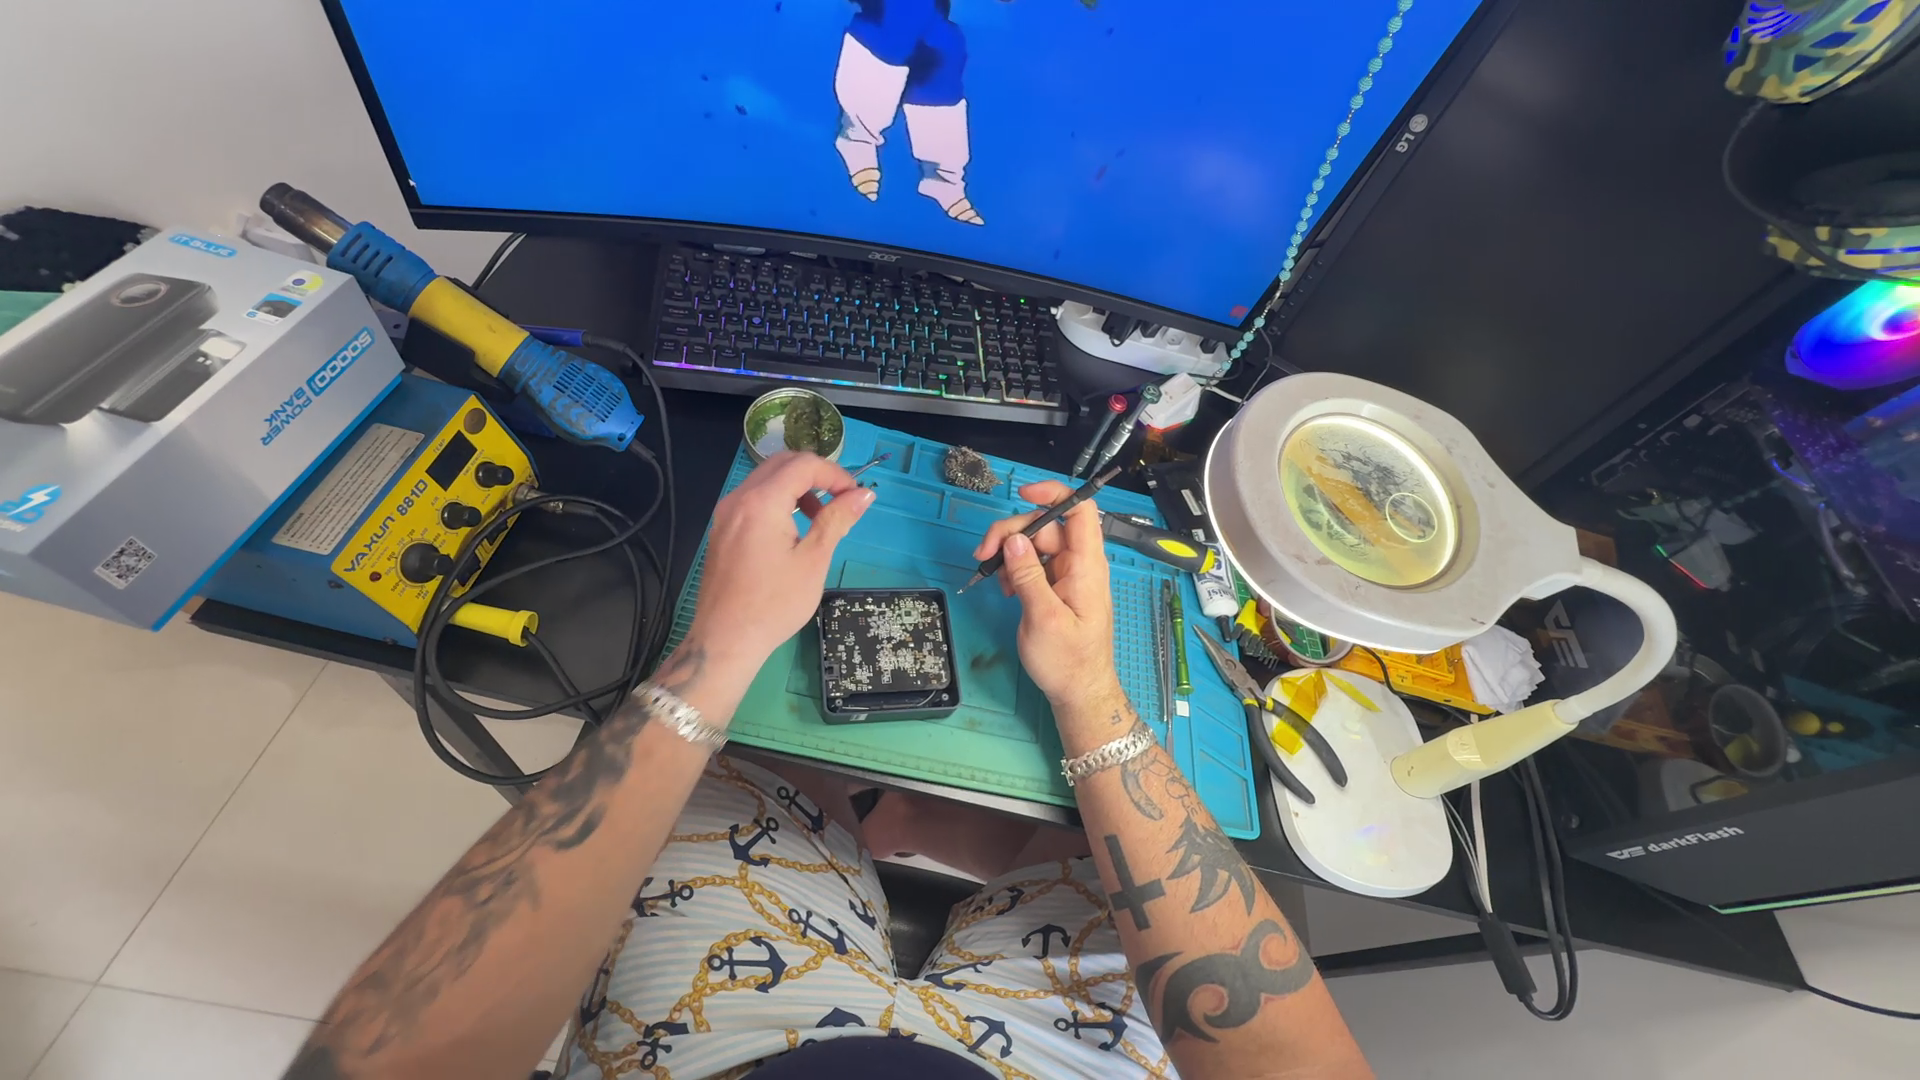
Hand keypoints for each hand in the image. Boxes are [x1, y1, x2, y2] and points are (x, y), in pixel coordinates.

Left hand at [685, 452, 874, 674]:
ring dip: (798, 487)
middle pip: (783, 463)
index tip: (855, 497)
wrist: (726, 640)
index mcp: (761, 502)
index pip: (804, 465)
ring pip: (766, 479)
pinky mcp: (722, 529)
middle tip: (841, 501)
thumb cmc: (775, 604)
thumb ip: (837, 519)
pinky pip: (754, 498)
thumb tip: (864, 494)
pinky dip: (779, 501)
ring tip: (820, 518)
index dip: (835, 474)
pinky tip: (793, 530)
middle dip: (817, 475)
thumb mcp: (814, 560)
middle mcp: (739, 498)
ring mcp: (726, 513)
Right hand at [974, 480, 1121, 710]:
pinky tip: (1006, 588)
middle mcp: (1079, 564)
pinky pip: (1033, 565)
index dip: (1054, 493)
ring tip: (995, 578)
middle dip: (1012, 532)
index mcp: (1086, 566)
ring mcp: (1067, 576)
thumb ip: (1028, 575)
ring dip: (1010, 554)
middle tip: (983, 554)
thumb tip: (1013, 539)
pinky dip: (1015, 570)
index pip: (1079, 511)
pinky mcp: (1055, 588)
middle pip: (1045, 527)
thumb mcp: (1043, 617)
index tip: (1022, 493)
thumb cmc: (1067, 661)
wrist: (1078, 692)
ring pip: (1035, 545)